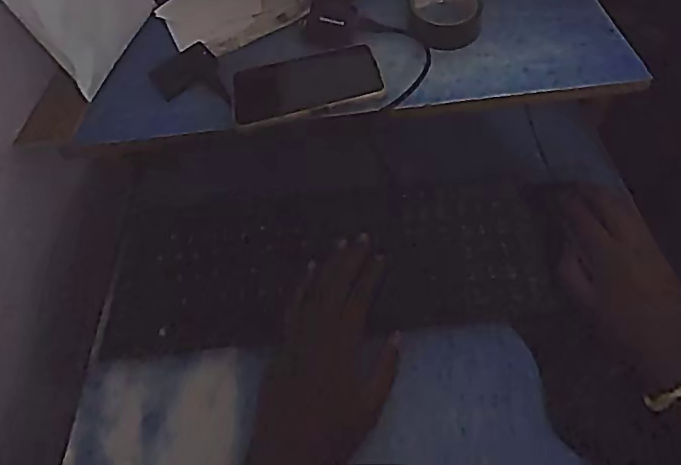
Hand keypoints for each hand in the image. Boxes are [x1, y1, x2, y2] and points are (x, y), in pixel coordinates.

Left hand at [244, 236, 399, 464]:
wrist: (285, 451)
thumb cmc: (332, 434)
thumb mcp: (368, 409)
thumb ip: (385, 370)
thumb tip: (397, 335)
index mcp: (343, 344)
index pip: (359, 299)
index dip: (371, 275)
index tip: (381, 256)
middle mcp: (319, 330)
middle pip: (337, 284)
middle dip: (351, 258)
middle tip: (363, 236)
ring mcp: (298, 332)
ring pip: (315, 287)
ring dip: (330, 263)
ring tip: (342, 243)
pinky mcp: (282, 339)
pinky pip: (294, 302)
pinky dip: (303, 282)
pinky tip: (310, 267)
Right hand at [558, 186, 680, 388]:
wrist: (677, 356)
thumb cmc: (623, 333)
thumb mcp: (585, 306)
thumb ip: (568, 268)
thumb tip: (565, 241)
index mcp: (607, 254)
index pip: (581, 214)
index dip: (564, 199)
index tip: (550, 191)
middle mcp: (629, 241)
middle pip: (606, 200)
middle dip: (585, 188)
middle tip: (567, 185)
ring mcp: (649, 244)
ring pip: (625, 205)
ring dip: (603, 194)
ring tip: (586, 193)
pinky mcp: (661, 252)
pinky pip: (636, 217)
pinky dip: (619, 206)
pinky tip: (610, 211)